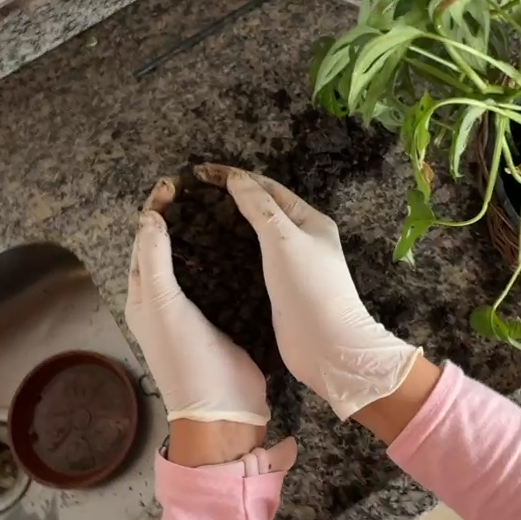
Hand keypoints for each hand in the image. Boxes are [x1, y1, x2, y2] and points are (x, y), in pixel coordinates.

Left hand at [125, 178, 270, 426]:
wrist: (224, 409)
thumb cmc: (187, 357)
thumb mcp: (164, 306)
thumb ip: (157, 260)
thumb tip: (149, 216)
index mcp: (143, 297)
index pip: (143, 242)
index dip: (153, 211)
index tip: (173, 183)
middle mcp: (165, 301)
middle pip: (167, 250)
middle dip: (178, 218)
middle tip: (200, 190)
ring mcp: (194, 310)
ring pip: (195, 263)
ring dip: (202, 237)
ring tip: (220, 208)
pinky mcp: (222, 316)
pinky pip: (220, 279)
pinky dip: (225, 259)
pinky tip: (240, 243)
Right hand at [200, 165, 421, 419]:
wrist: (327, 346)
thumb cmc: (309, 288)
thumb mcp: (283, 239)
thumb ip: (259, 207)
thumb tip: (236, 178)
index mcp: (310, 221)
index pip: (269, 188)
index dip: (236, 177)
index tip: (201, 173)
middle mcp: (302, 239)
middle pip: (262, 209)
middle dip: (231, 198)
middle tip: (193, 195)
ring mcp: (291, 266)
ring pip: (255, 236)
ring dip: (230, 225)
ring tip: (195, 219)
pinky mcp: (279, 289)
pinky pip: (253, 262)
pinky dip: (232, 252)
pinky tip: (210, 254)